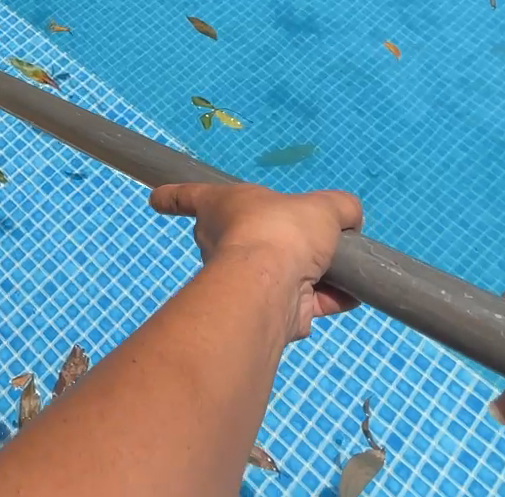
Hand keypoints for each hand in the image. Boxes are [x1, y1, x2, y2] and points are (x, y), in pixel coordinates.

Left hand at [150, 182, 361, 339]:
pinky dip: (326, 300)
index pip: (185, 196)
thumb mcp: (319, 206)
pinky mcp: (265, 309)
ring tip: (338, 269)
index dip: (171, 195)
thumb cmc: (279, 229)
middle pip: (240, 238)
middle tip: (306, 240)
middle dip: (273, 242)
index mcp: (216, 204)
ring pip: (274, 273)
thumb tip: (349, 216)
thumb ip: (338, 207)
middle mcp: (218, 238)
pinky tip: (349, 296)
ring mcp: (239, 277)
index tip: (154, 198)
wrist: (273, 282)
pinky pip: (298, 301)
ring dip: (309, 275)